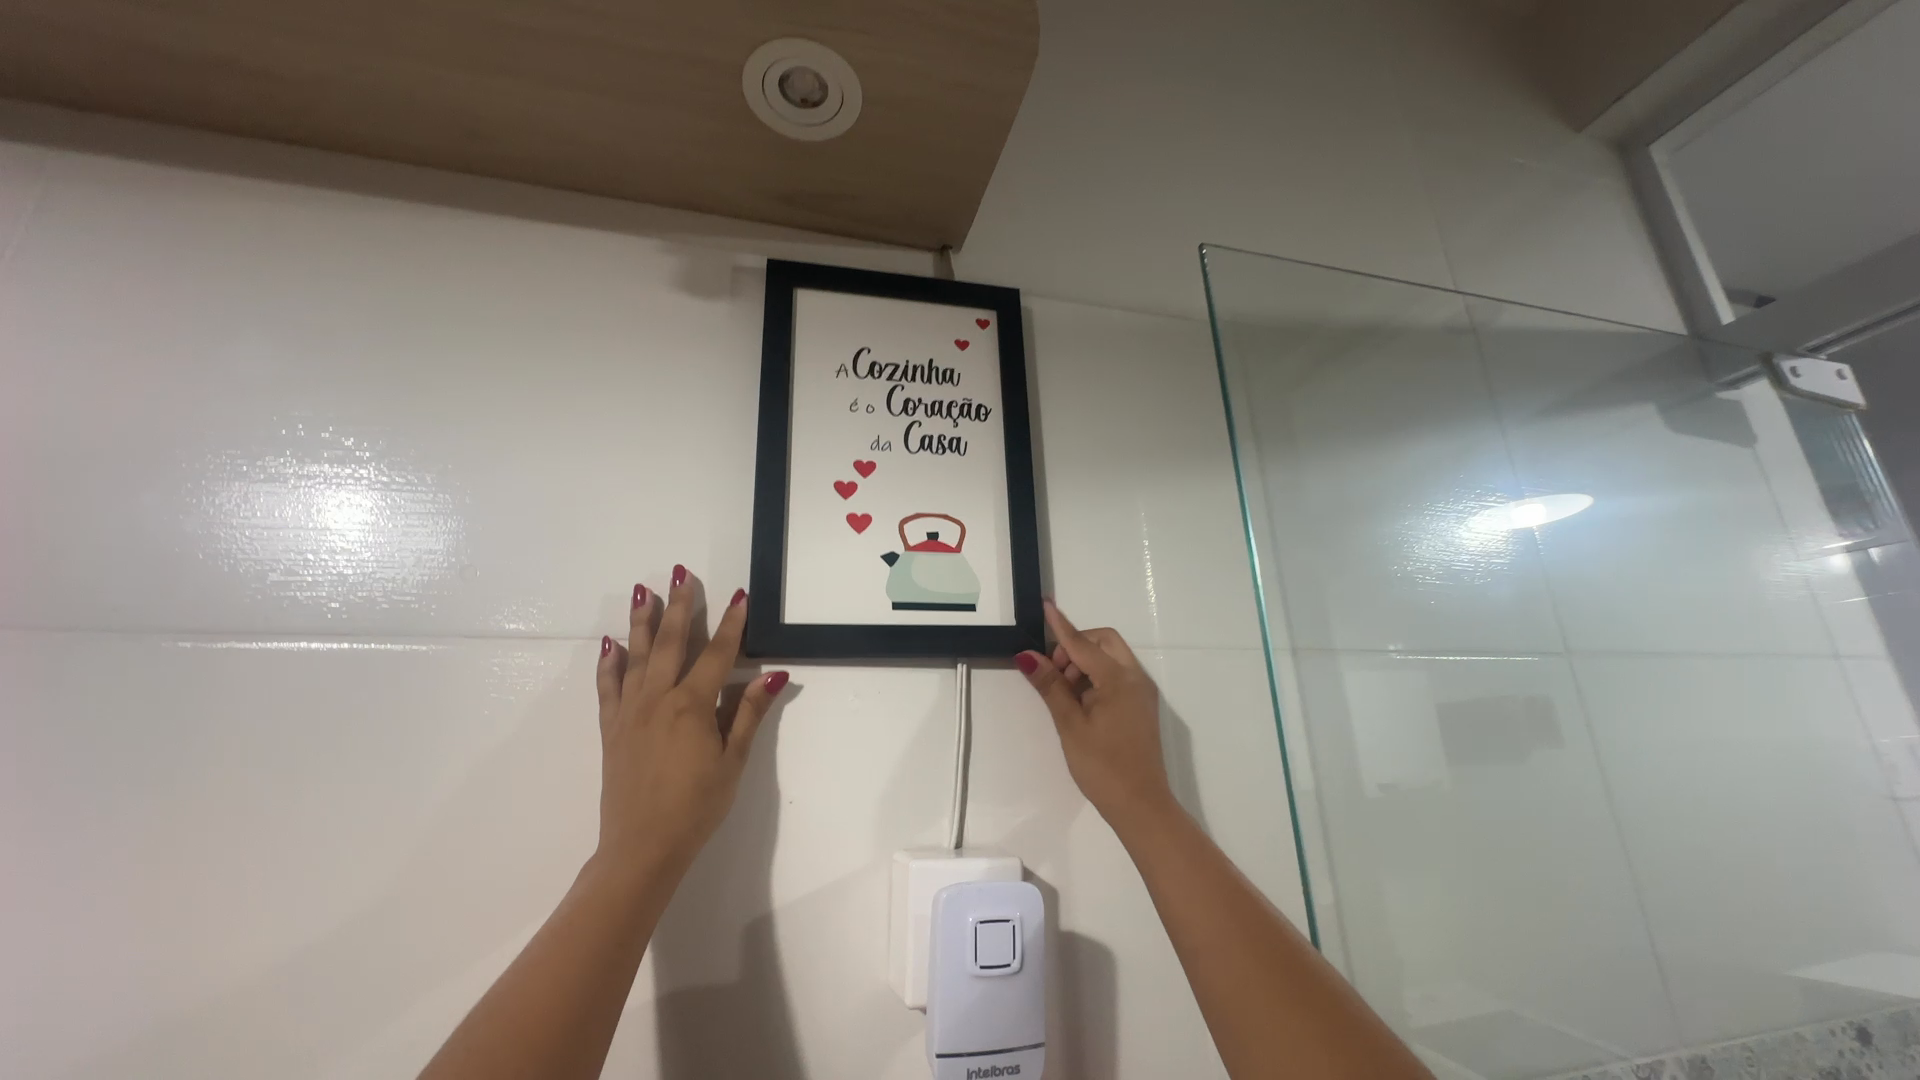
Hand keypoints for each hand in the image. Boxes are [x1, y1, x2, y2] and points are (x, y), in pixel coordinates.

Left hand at [593, 566, 788, 876]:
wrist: (641, 846)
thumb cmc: (697, 806)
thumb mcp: (733, 762)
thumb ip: (749, 714)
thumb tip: (775, 675)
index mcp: (692, 706)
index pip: (717, 655)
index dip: (732, 624)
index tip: (739, 594)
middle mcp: (658, 699)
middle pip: (672, 643)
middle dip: (681, 606)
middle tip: (683, 573)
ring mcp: (630, 711)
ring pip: (637, 656)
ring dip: (643, 620)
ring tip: (644, 590)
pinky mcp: (611, 728)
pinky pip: (608, 686)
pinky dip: (609, 662)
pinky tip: (611, 643)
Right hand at [1015, 601, 1176, 829]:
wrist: (1141, 805)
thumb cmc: (1103, 766)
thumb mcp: (1071, 725)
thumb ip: (1050, 686)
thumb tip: (1028, 656)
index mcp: (1119, 679)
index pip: (1082, 644)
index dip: (1060, 626)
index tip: (1045, 604)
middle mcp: (1135, 678)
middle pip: (1103, 642)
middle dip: (1075, 647)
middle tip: (1054, 675)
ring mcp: (1141, 692)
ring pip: (1110, 658)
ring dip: (1085, 664)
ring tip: (1065, 695)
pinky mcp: (1141, 706)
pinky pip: (1117, 676)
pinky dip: (1096, 677)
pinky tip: (1080, 702)